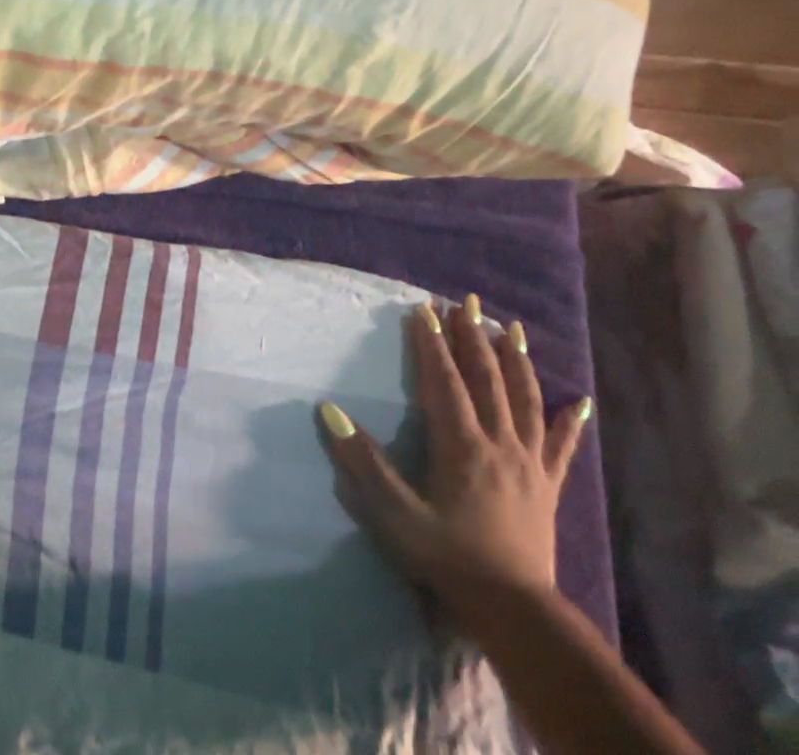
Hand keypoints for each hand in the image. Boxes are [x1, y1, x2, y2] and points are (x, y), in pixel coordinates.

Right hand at [319, 296, 592, 635]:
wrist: (512, 606)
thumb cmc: (444, 556)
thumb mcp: (392, 511)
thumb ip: (361, 460)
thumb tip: (329, 410)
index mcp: (462, 446)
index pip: (444, 382)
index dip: (430, 344)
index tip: (420, 310)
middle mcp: (501, 445)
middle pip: (488, 381)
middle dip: (472, 338)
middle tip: (464, 302)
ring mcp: (530, 464)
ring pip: (526, 401)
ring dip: (516, 362)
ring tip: (511, 328)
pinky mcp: (547, 485)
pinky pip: (562, 445)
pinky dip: (570, 420)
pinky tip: (579, 400)